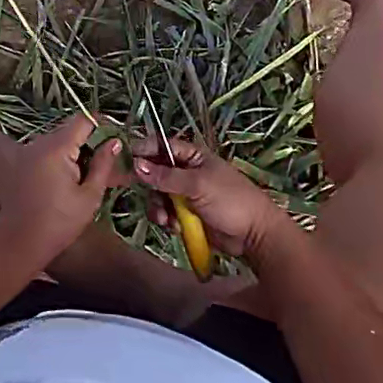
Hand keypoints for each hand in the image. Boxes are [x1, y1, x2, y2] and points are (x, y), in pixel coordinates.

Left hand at [0, 115, 128, 260]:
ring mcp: (28, 151)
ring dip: (78, 152)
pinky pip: (48, 151)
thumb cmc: (59, 222)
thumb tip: (114, 142)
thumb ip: (102, 165)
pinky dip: (63, 159)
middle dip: (92, 142)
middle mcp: (39, 142)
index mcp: (56, 147)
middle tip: (111, 163)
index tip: (116, 141)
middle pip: (71, 130)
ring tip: (94, 175)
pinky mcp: (23, 162)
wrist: (19, 241)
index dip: (103, 125)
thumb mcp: (89, 196)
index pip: (83, 119)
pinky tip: (74, 180)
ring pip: (60, 141)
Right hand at [132, 136, 290, 257]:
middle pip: (154, 172)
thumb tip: (136, 165)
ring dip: (158, 206)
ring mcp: (185, 194)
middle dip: (150, 186)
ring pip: (157, 195)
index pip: (161, 146)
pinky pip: (165, 212)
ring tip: (165, 218)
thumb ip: (166, 177)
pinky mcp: (186, 214)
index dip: (144, 150)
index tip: (127, 159)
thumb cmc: (231, 200)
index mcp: (192, 156)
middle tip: (147, 195)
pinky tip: (174, 226)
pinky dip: (166, 219)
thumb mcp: (198, 185)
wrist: (255, 236)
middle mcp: (186, 172)